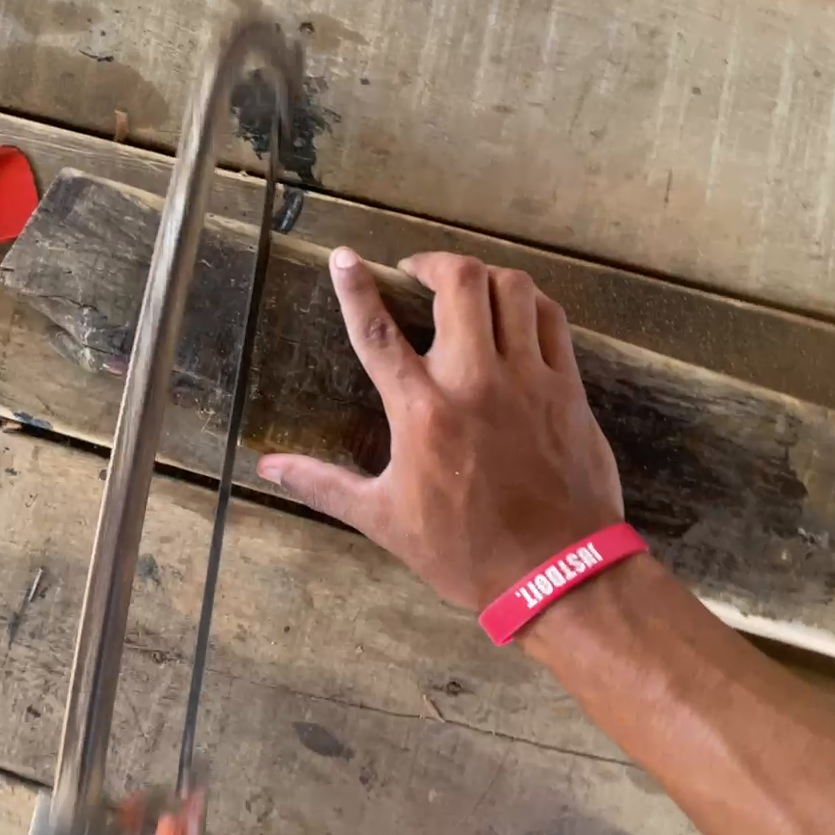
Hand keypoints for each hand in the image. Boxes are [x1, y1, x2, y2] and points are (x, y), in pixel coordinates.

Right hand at [257, 249, 624, 609]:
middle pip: (458, 284)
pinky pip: (551, 319)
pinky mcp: (567, 388)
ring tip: (464, 288)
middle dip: (432, 262)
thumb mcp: (383, 519)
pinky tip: (513, 311)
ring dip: (482, 275)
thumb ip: (322, 484)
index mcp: (421, 411)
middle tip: (415, 273)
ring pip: (511, 289)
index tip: (344, 257)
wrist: (561, 577)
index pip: (377, 333)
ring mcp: (527, 378)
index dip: (356, 288)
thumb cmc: (464, 549)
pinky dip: (528, 301)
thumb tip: (267, 468)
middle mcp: (473, 380)